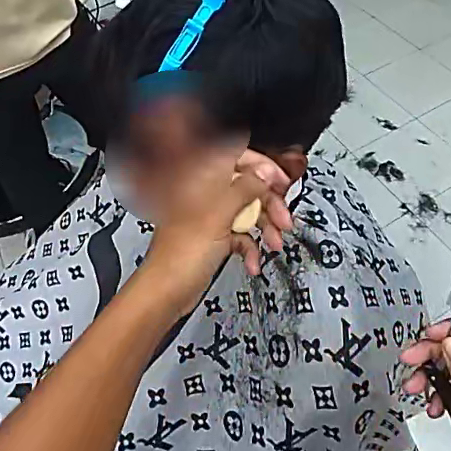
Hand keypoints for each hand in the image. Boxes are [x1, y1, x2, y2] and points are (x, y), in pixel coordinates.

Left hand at [130, 97, 292, 292]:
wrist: (167, 293)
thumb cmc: (180, 255)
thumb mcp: (220, 214)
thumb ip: (246, 188)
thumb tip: (265, 172)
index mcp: (202, 179)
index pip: (238, 157)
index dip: (263, 167)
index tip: (281, 182)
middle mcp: (205, 194)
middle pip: (248, 186)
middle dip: (269, 204)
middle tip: (283, 219)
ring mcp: (210, 215)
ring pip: (248, 211)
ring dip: (265, 228)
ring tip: (274, 243)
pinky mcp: (214, 236)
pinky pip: (241, 234)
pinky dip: (251, 247)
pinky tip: (253, 261)